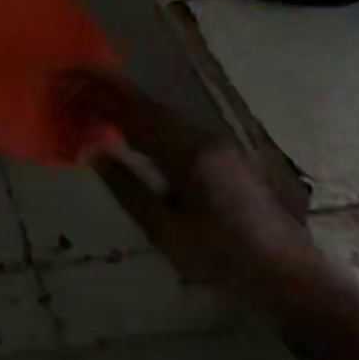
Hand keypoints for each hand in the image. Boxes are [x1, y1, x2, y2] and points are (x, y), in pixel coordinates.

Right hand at [63, 69, 309, 270]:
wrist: (292, 278)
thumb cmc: (225, 261)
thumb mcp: (165, 232)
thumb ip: (126, 187)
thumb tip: (94, 151)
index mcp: (186, 151)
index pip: (131, 109)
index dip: (95, 91)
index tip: (65, 81)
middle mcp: (200, 135)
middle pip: (144, 101)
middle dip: (104, 89)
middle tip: (70, 84)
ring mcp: (214, 140)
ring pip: (158, 110)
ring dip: (123, 103)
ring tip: (90, 105)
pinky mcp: (220, 151)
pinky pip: (172, 123)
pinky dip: (142, 118)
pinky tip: (129, 130)